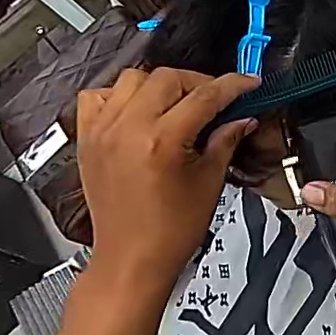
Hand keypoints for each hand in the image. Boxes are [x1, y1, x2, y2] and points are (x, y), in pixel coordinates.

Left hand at [74, 67, 258, 289]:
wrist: (133, 256)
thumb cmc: (170, 229)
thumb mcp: (210, 181)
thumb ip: (225, 141)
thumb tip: (240, 119)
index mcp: (162, 141)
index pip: (204, 96)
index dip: (232, 85)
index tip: (247, 82)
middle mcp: (127, 130)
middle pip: (167, 78)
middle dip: (199, 83)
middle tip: (218, 98)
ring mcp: (103, 132)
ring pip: (133, 79)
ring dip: (162, 85)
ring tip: (180, 102)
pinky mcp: (88, 138)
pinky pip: (99, 96)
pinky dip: (122, 95)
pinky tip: (141, 110)